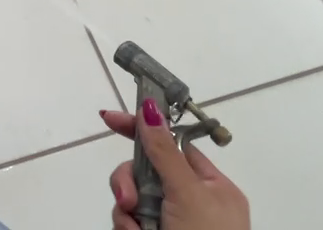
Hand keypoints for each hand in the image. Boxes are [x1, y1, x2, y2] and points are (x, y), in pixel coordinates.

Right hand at [101, 101, 248, 229]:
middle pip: (145, 169)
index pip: (172, 144)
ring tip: (136, 229)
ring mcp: (174, 222)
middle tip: (128, 198)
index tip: (109, 119)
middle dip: (129, 181)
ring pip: (133, 195)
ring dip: (127, 209)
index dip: (142, 129)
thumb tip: (149, 106)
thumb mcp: (186, 193)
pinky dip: (128, 227)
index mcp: (213, 187)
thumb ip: (163, 150)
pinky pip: (130, 219)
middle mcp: (193, 202)